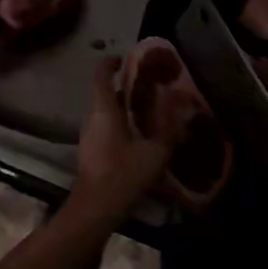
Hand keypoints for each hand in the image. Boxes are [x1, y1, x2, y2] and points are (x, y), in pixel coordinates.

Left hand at [68, 56, 176, 223]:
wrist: (95, 209)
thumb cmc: (124, 174)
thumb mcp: (155, 151)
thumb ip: (169, 125)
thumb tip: (179, 99)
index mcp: (104, 109)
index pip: (101, 74)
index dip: (112, 62)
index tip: (128, 60)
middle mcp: (92, 117)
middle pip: (104, 92)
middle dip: (124, 86)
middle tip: (149, 87)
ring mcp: (88, 134)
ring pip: (104, 111)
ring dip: (122, 106)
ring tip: (147, 111)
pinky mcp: (89, 150)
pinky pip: (103, 126)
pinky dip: (118, 123)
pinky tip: (137, 137)